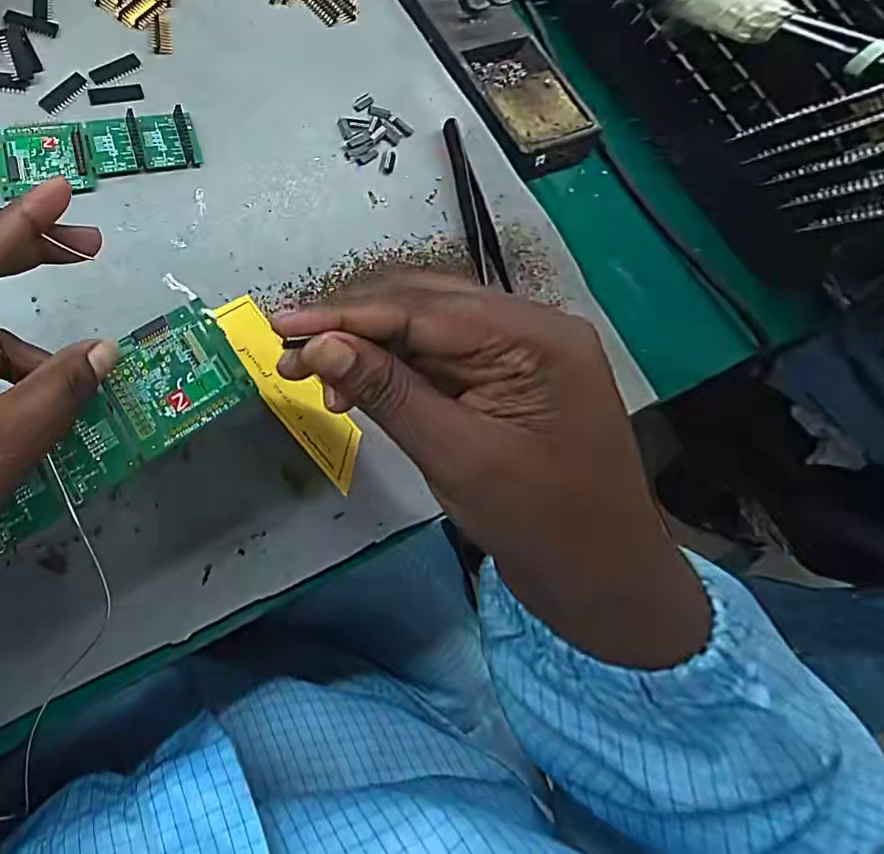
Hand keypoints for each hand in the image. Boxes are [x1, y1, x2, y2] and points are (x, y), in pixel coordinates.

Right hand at [271, 271, 707, 667]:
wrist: (602, 579)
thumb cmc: (538, 521)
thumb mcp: (453, 454)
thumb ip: (384, 390)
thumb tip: (316, 346)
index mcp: (534, 337)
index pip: (420, 309)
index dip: (342, 316)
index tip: (280, 326)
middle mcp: (526, 326)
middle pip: (417, 304)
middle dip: (347, 326)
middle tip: (289, 353)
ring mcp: (513, 348)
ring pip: (417, 324)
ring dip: (361, 344)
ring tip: (312, 374)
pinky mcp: (497, 371)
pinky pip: (429, 352)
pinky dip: (384, 365)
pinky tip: (351, 385)